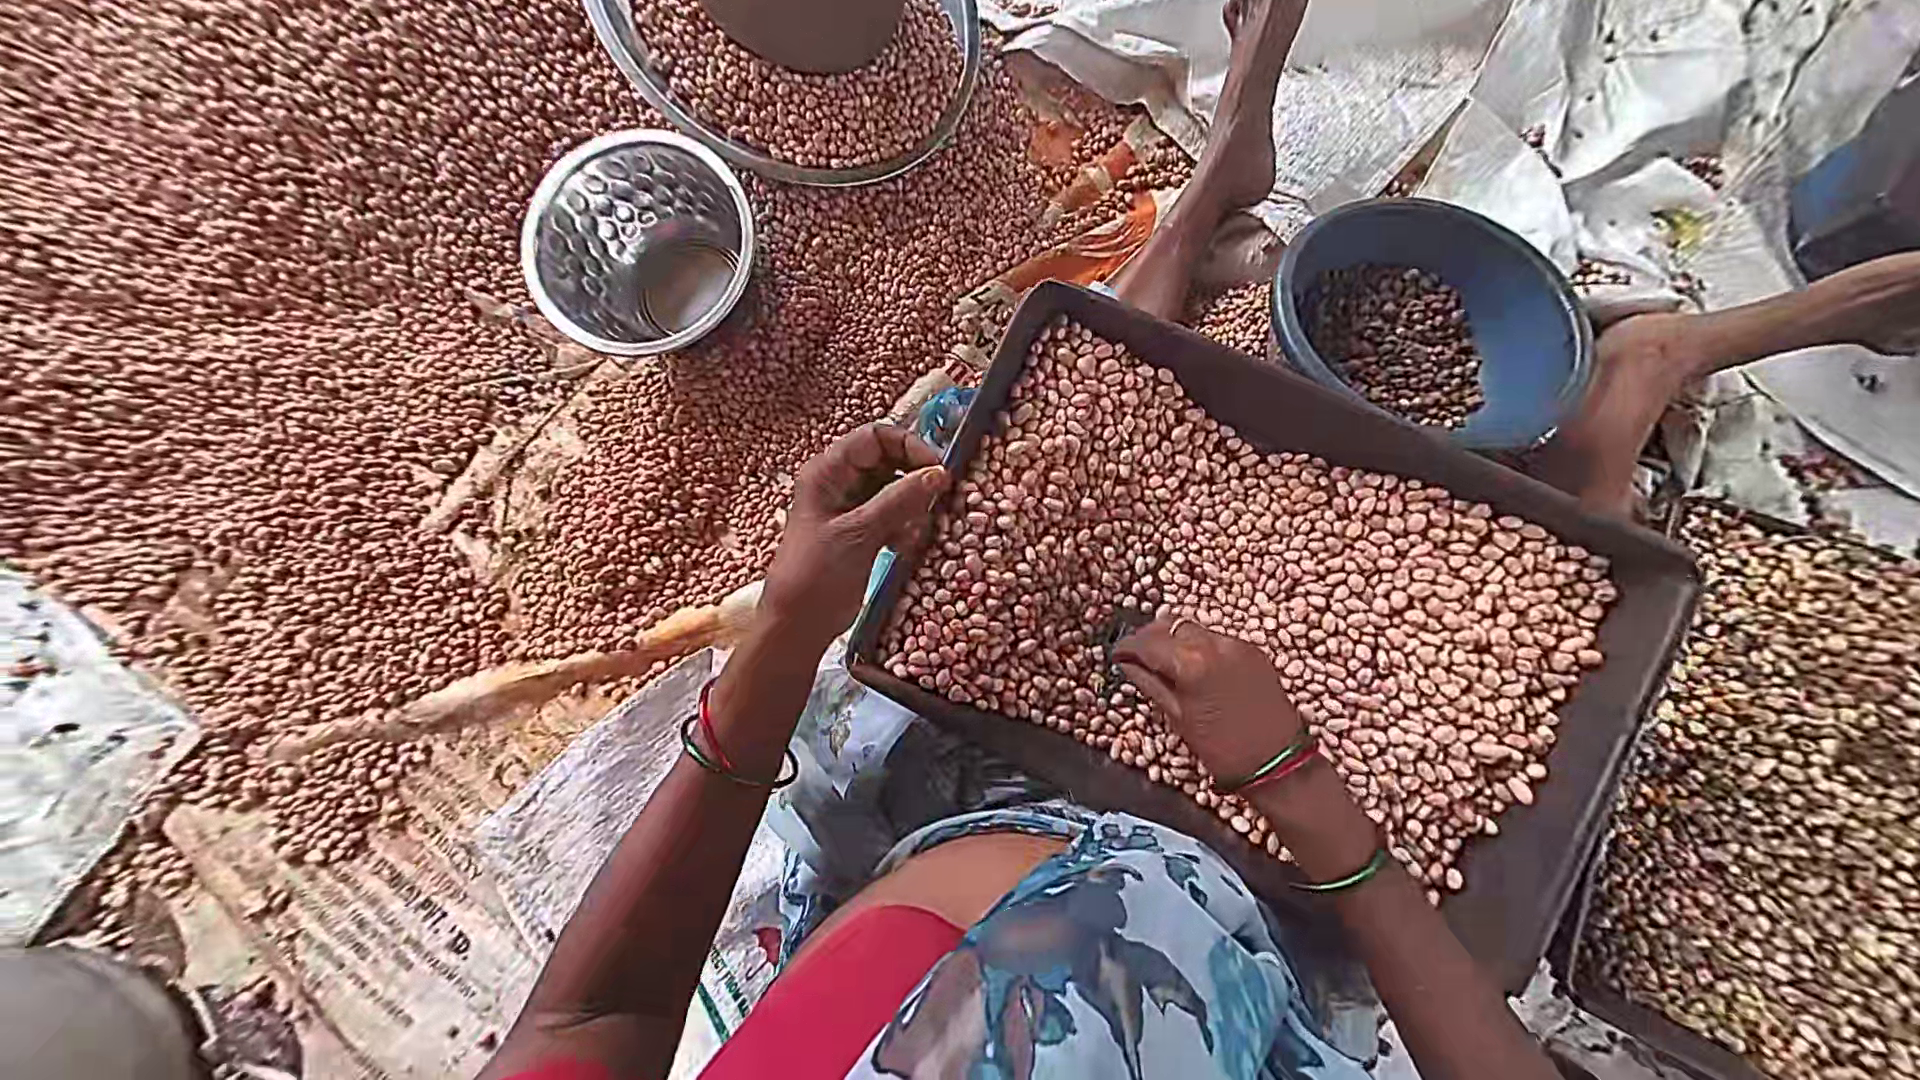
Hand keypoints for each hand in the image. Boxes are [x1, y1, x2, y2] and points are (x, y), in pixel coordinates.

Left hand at [761, 423, 948, 647]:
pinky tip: (906, 544)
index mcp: (828, 472)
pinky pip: (892, 515)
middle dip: (914, 478)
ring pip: (894, 489)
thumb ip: (900, 499)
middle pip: (888, 461)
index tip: (937, 469)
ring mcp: (851, 508)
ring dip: (912, 505)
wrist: (798, 624)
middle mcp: (839, 483)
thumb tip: (940, 473)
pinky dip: (904, 525)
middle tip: (937, 499)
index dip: (909, 446)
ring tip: (915, 529)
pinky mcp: (862, 532)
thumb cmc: (817, 574)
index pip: (874, 437)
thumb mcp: (860, 532)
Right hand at [1113, 617, 1307, 784]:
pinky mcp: (1252, 650)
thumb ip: (1148, 682)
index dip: (1126, 647)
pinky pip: (1214, 638)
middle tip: (1135, 655)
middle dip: (1148, 638)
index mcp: (1190, 663)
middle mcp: (1213, 644)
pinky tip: (1192, 665)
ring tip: (1162, 659)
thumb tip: (1126, 664)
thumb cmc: (1221, 748)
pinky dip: (1197, 646)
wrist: (1278, 764)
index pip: (1147, 643)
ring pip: (1191, 628)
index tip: (1116, 654)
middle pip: (1168, 626)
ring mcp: (1235, 644)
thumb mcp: (1176, 716)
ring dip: (1172, 639)